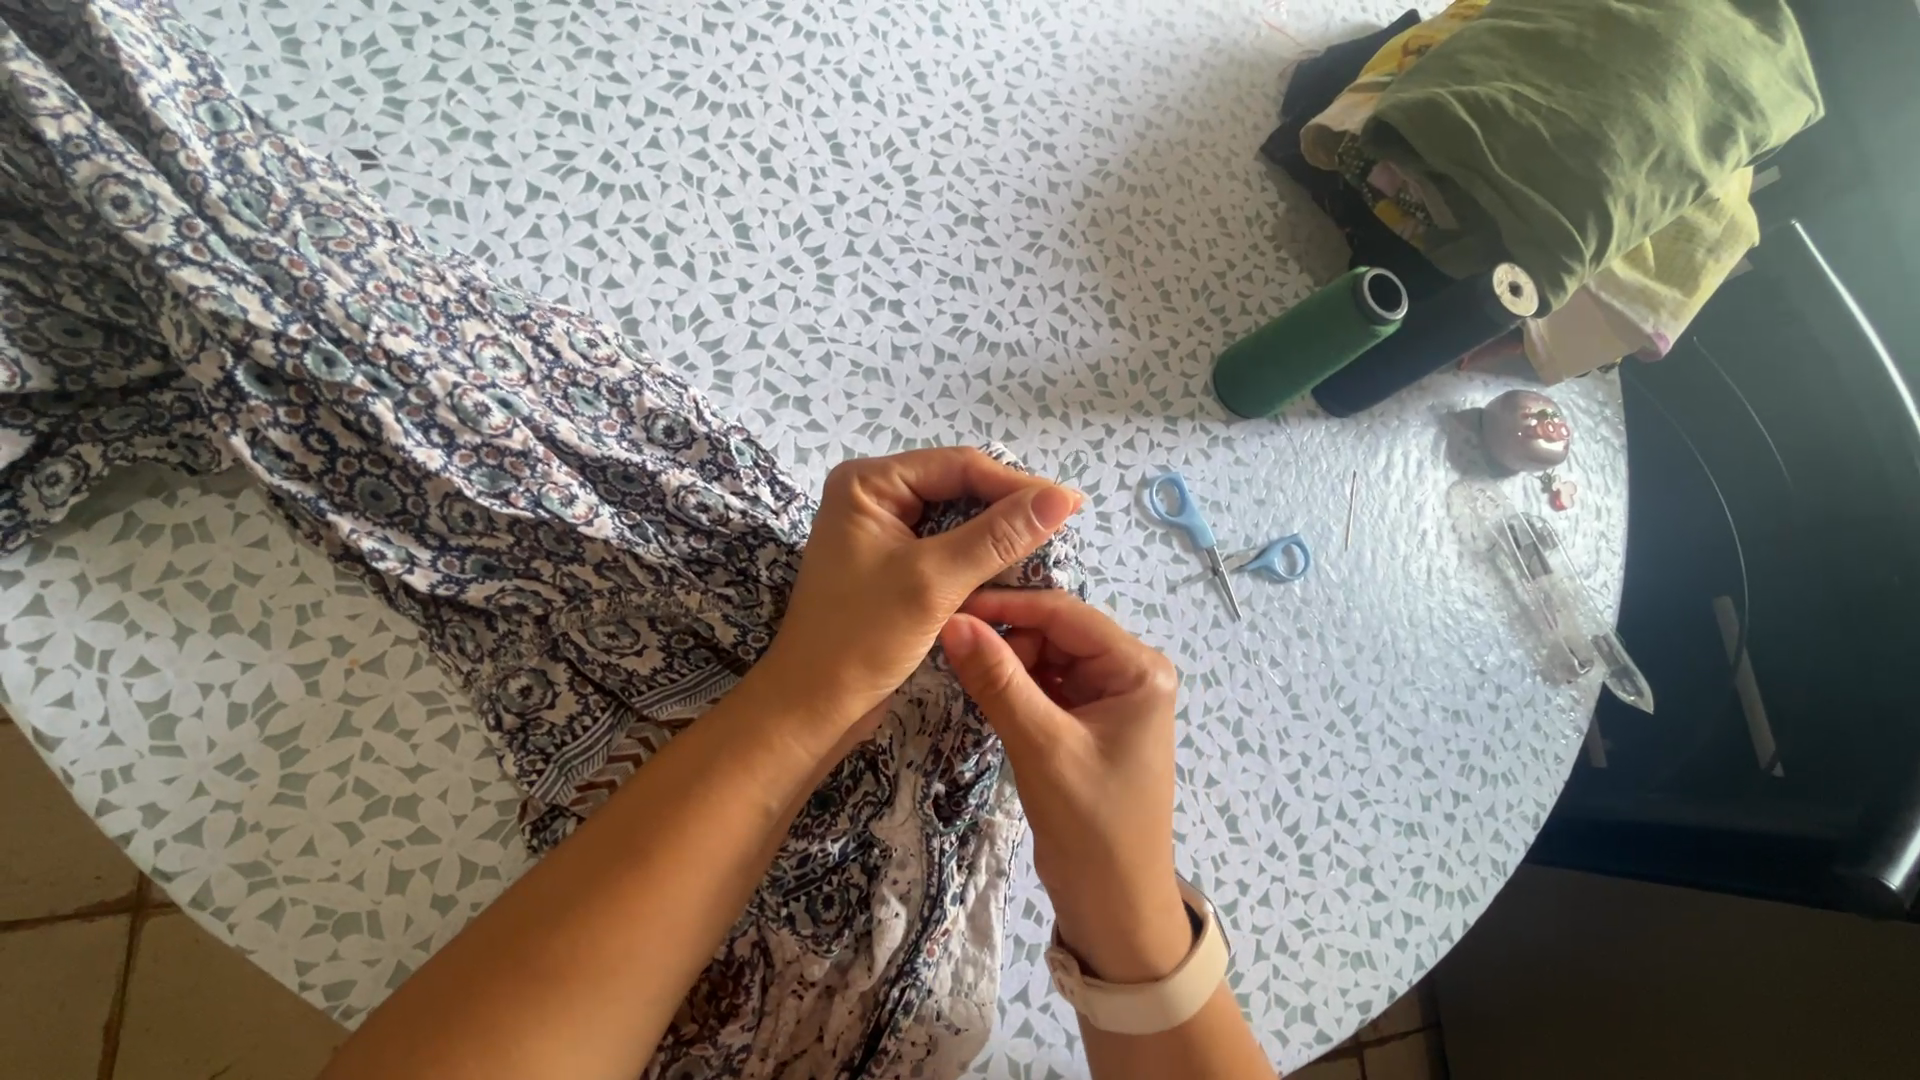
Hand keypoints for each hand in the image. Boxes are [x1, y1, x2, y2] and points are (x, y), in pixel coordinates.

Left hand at [754, 447, 1082, 731]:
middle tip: (1064, 524)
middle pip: (959, 487)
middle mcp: (874, 496)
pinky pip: (946, 547)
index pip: (958, 466)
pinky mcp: (893, 564)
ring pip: (956, 519)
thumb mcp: (934, 581)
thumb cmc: (861, 639)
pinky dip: (979, 558)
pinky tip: (1014, 567)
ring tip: (1049, 544)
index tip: (1071, 505)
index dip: (1017, 484)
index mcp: (869, 483)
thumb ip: (998, 536)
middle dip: (1009, 507)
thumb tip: (1061, 498)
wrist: (814, 706)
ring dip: (998, 534)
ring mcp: (882, 531)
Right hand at [939, 590, 1191, 983]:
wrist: (1115, 906)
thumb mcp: (1042, 746)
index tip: (951, 606)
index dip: (1008, 605)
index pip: (1065, 613)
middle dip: (1008, 640)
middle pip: (1056, 631)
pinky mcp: (1089, 721)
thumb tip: (953, 622)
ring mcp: (1110, 697)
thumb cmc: (1092, 825)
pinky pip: (1047, 685)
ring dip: (1009, 665)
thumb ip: (998, 680)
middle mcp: (1129, 672)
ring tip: (971, 682)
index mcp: (1138, 668)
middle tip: (957, 657)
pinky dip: (1017, 688)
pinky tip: (989, 698)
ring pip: (1047, 657)